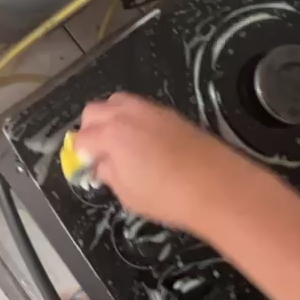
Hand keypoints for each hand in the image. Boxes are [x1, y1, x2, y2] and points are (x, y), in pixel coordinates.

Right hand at [74, 92, 273, 232]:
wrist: (220, 187)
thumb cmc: (170, 196)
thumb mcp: (128, 195)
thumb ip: (109, 174)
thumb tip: (103, 165)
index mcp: (111, 134)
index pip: (82, 138)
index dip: (80, 154)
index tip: (86, 165)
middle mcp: (127, 115)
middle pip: (93, 111)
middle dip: (90, 129)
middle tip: (98, 152)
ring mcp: (151, 110)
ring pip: (117, 102)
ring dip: (110, 118)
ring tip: (120, 143)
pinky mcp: (170, 114)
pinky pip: (140, 108)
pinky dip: (133, 119)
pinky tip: (143, 142)